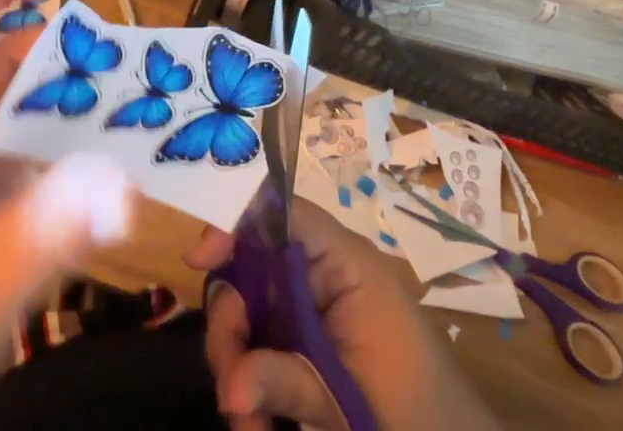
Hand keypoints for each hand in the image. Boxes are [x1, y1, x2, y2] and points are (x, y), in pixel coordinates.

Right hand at [187, 199, 499, 430]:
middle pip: (246, 267)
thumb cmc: (421, 415)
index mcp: (343, 265)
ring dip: (233, 365)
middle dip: (229, 325)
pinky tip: (254, 423)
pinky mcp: (297, 343)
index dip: (234, 222)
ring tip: (247, 424)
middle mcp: (318, 276)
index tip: (201, 260)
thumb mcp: (349, 399)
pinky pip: (254, 345)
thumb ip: (287, 383)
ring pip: (242, 312)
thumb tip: (229, 387)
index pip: (280, 212)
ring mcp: (305, 310)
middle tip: (230, 382)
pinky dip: (246, 383)